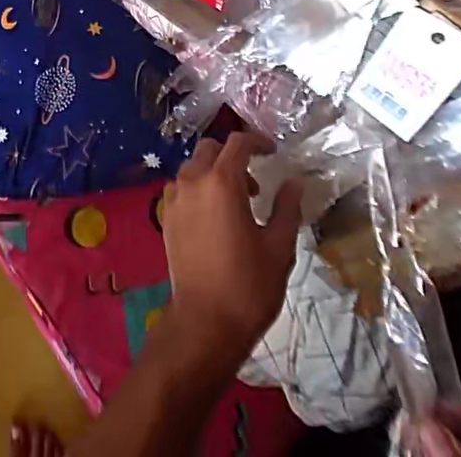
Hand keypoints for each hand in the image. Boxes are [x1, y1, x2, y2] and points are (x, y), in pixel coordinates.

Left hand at [162, 132, 302, 356]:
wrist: (205, 320)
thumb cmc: (249, 284)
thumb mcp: (279, 247)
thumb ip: (286, 208)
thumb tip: (294, 182)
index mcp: (222, 182)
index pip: (237, 143)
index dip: (257, 141)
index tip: (273, 151)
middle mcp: (193, 181)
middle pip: (210, 149)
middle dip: (233, 156)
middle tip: (256, 183)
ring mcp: (174, 198)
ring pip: (193, 167)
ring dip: (215, 172)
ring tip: (238, 203)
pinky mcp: (166, 215)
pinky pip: (182, 187)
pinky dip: (199, 188)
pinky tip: (215, 216)